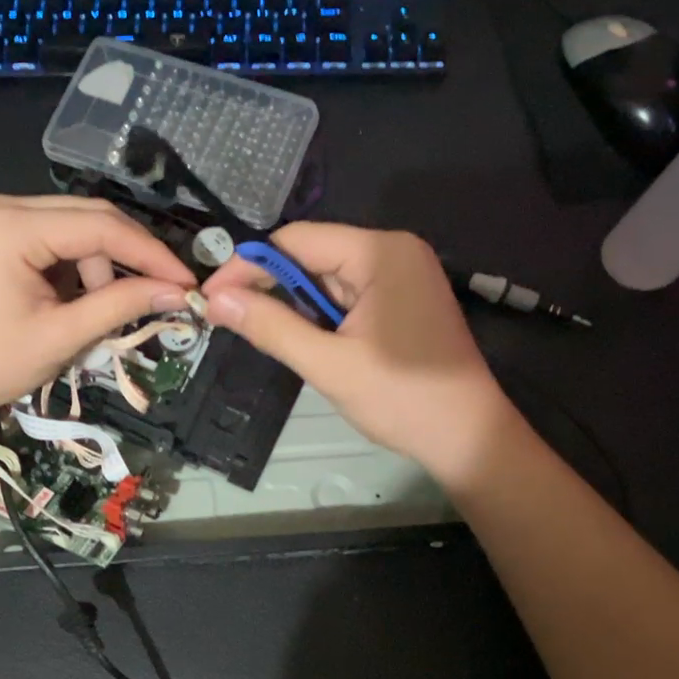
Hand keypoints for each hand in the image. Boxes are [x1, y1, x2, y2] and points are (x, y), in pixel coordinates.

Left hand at [0, 195, 197, 425]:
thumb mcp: (62, 336)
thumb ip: (121, 306)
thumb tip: (178, 292)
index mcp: (12, 227)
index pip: (100, 227)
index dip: (150, 254)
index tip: (186, 282)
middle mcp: (5, 206)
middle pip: (91, 218)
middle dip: (129, 257)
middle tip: (166, 291)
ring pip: (78, 228)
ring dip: (100, 267)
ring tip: (97, 313)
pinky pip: (57, 238)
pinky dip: (79, 267)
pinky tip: (79, 300)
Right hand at [201, 223, 512, 476]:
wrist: (468, 437)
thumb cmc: (402, 399)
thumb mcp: (327, 364)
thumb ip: (271, 327)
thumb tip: (216, 300)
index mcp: (381, 252)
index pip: (296, 241)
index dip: (247, 266)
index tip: (210, 298)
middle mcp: (394, 252)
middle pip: (312, 256)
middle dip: (269, 287)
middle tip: (228, 320)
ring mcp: (403, 276)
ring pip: (327, 278)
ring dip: (294, 305)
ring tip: (264, 335)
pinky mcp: (403, 301)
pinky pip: (348, 296)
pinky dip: (320, 316)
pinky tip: (305, 340)